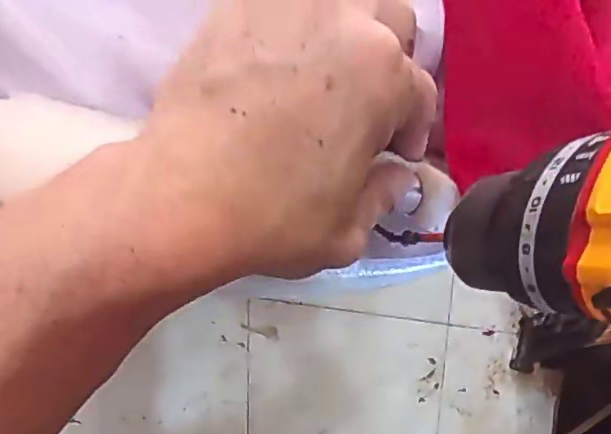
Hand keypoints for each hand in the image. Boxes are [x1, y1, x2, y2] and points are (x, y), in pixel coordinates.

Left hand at [138, 0, 438, 279]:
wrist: (188, 195)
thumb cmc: (277, 222)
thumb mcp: (346, 234)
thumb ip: (381, 198)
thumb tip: (395, 177)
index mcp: (384, 79)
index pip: (421, 93)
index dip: (415, 130)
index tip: (398, 155)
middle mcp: (347, 22)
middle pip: (392, 23)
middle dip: (391, 66)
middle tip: (368, 109)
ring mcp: (290, 2)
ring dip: (349, 33)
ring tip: (328, 76)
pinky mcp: (239, 3)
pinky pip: (283, 4)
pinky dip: (293, 29)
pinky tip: (279, 67)